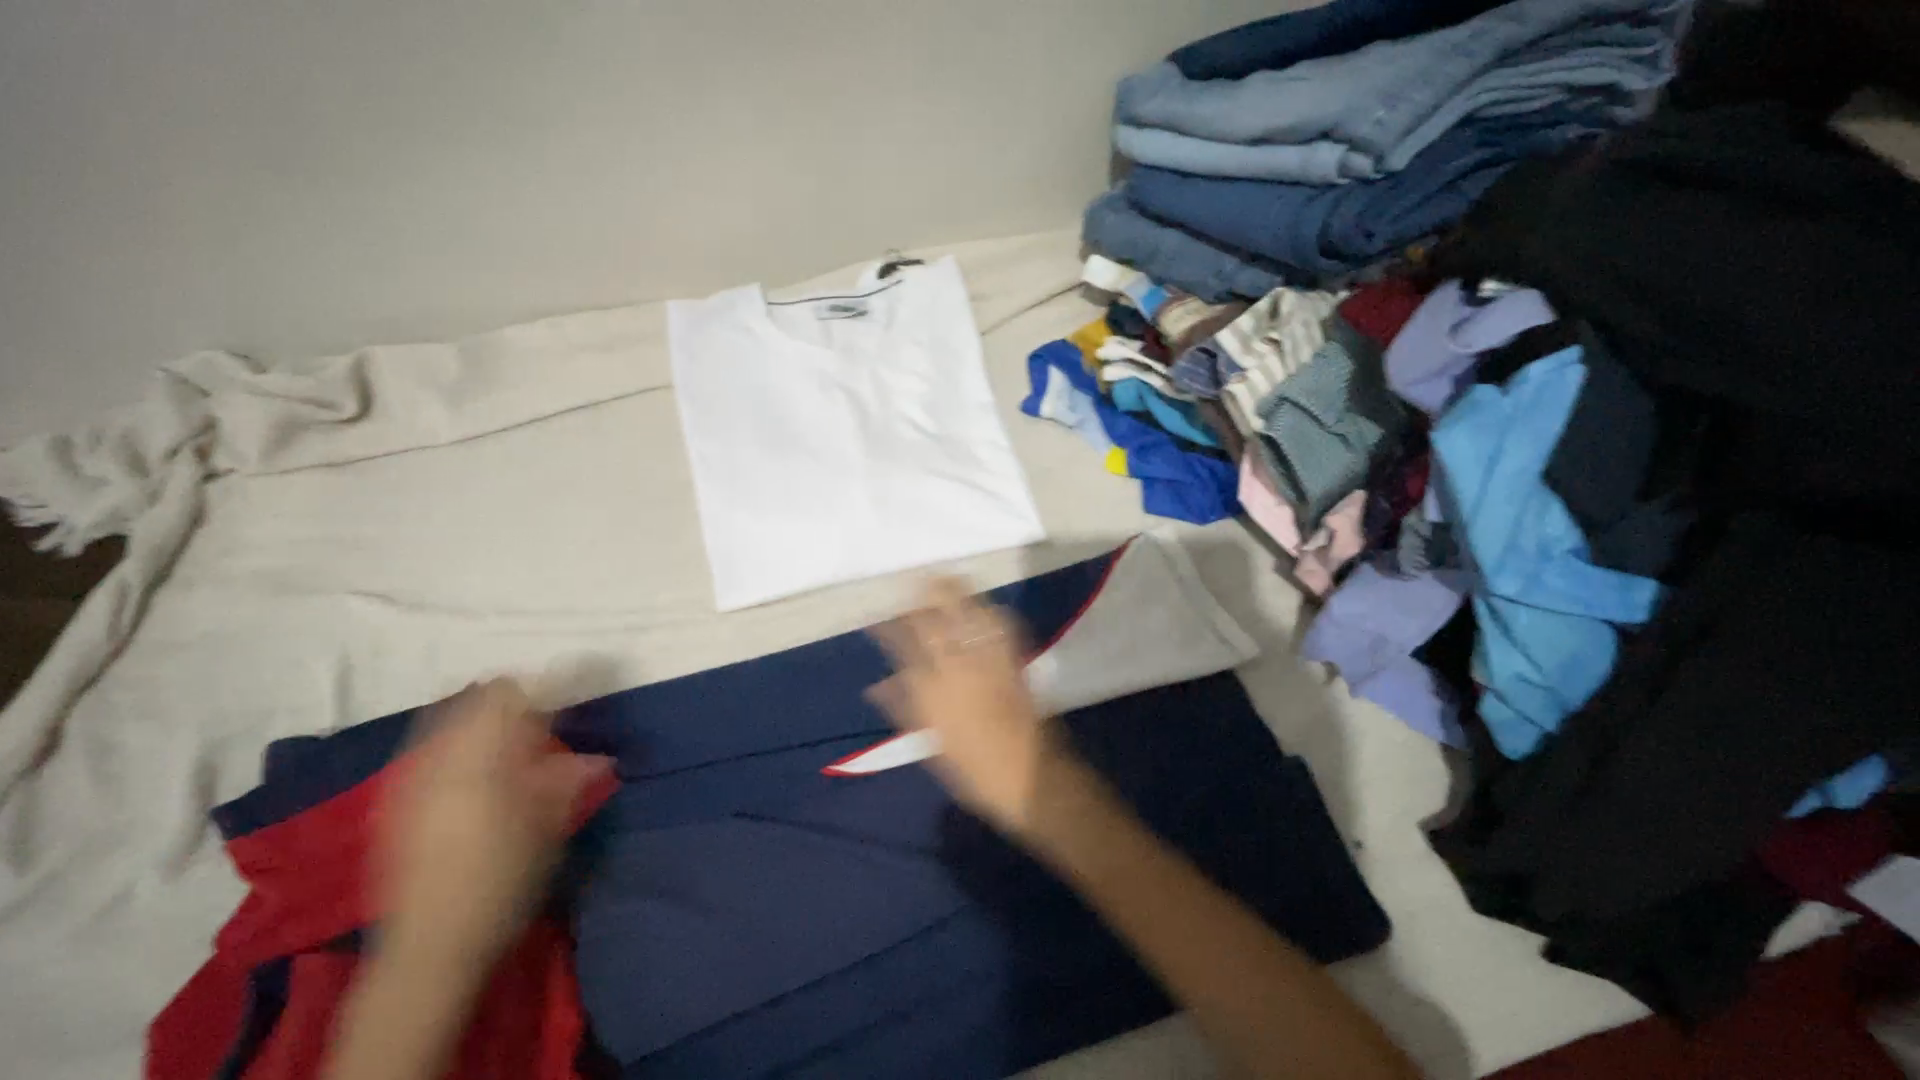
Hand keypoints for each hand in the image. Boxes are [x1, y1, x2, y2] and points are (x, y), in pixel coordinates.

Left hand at [375, 678, 613, 971]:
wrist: (429, 948)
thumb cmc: (500, 887)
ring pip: (452, 717)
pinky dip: (464, 737)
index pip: (517, 693)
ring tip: (521, 733)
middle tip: (552, 709)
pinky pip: (434, 742)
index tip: (587, 680)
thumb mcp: (548, 832)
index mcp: (480, 759)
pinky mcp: (399, 796)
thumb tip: (597, 756)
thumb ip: (569, 782)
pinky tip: (484, 763)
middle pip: (479, 697)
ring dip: (489, 715)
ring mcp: (412, 775)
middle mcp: (439, 756)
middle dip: (519, 695)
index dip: (556, 681)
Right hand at [867, 577, 1073, 835]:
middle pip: (934, 619)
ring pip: (968, 615)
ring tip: (945, 576)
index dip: (888, 626)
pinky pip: (1000, 627)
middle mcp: (956, 668)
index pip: (902, 646)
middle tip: (913, 579)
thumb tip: (879, 685)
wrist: (1029, 776)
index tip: (877, 614)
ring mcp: (988, 661)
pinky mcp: (1014, 661)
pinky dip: (989, 611)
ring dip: (956, 592)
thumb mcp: (931, 743)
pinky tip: (985, 605)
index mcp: (930, 691)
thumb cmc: (974, 769)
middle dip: (921, 595)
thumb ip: (905, 707)